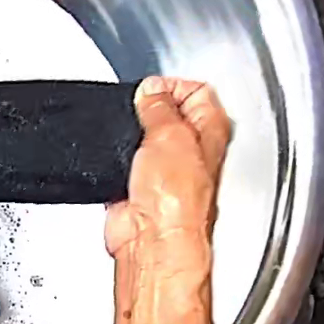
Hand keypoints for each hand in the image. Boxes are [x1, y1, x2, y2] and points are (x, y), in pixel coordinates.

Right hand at [105, 77, 231, 260]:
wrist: (150, 236)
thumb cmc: (175, 198)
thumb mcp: (167, 133)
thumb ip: (157, 107)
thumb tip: (151, 91)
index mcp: (211, 130)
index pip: (195, 91)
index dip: (169, 86)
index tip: (148, 90)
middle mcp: (190, 151)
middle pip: (166, 116)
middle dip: (145, 113)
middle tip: (134, 115)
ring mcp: (162, 172)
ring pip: (141, 142)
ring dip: (128, 141)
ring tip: (124, 144)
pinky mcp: (135, 190)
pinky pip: (122, 168)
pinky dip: (113, 165)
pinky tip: (113, 166)